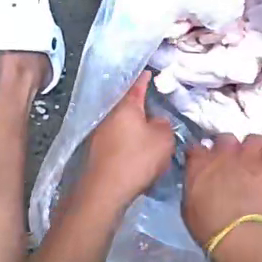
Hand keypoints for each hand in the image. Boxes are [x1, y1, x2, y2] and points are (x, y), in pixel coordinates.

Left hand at [77, 72, 176, 211]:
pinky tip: (137, 152)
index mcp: (126, 107)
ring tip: (149, 134)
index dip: (145, 79)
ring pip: (122, 124)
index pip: (137, 86)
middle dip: (141, 108)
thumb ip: (164, 124)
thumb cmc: (137, 158)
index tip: (149, 72)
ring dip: (134, 127)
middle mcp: (109, 115)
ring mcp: (100, 133)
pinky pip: (117, 140)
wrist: (106, 189)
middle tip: (156, 109)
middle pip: (128, 106)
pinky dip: (127, 142)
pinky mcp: (97, 151)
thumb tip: (156, 121)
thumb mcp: (163, 139)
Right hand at [182, 132, 261, 248]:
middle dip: (228, 146)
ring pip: (253, 139)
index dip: (201, 152)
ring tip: (258, 154)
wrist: (236, 236)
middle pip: (226, 138)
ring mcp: (247, 159)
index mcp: (199, 165)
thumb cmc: (208, 227)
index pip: (197, 148)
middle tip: (231, 158)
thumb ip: (194, 186)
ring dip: (254, 146)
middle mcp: (222, 155)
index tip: (203, 159)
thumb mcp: (189, 205)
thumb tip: (198, 182)